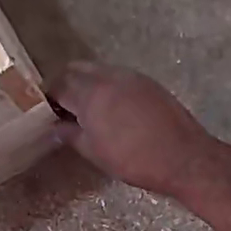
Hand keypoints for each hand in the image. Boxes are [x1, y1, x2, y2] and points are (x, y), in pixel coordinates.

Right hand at [48, 62, 219, 196]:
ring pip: (98, 70)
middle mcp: (109, 77)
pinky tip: (112, 109)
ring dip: (87, 84)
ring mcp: (132, 77)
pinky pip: (119, 77)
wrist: (184, 158)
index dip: (48, 97)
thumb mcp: (95, 152)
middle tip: (63, 108)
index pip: (58, 85)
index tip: (45, 112)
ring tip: (87, 110)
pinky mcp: (149, 83)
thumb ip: (71, 135)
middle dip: (65, 85)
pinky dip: (107, 86)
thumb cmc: (134, 160)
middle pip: (76, 70)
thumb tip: (56, 127)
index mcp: (91, 93)